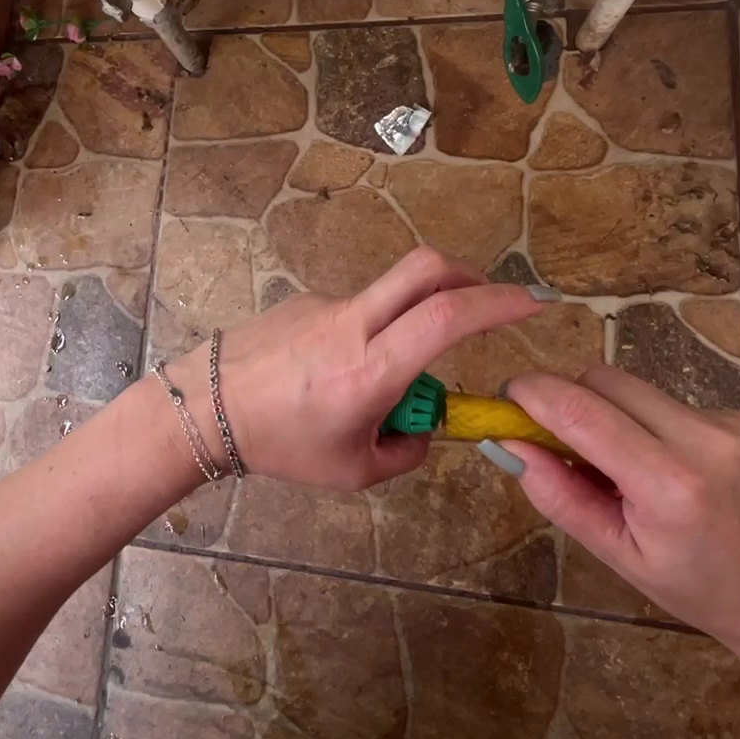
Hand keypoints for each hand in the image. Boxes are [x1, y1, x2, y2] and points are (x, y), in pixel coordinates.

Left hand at [164, 247, 542, 490]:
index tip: (533, 304)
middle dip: (471, 276)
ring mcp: (327, 304)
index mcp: (370, 370)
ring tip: (383, 379)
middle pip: (425, 268)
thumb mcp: (354, 470)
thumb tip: (425, 422)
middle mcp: (353, 324)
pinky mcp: (306, 300)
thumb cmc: (280, 445)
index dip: (497, 303)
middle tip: (491, 302)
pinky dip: (370, 333)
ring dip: (413, 320)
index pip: (446, 318)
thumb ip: (407, 450)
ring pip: (392, 294)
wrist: (206, 406)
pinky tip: (336, 372)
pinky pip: (356, 310)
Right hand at [495, 367, 739, 674]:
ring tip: (614, 465)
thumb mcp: (617, 555)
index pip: (580, 409)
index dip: (531, 393)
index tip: (503, 399)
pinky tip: (660, 466)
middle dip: (564, 397)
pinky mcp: (739, 419)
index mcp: (670, 485)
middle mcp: (703, 440)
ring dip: (603, 411)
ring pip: (631, 387)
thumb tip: (507, 443)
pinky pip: (663, 401)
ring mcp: (728, 424)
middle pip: (601, 380)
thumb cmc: (701, 591)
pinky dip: (641, 422)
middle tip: (551, 438)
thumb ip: (556, 494)